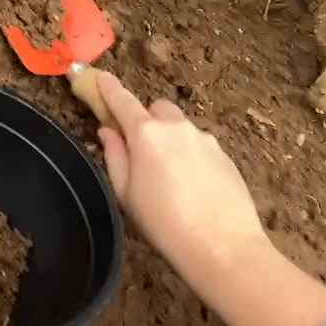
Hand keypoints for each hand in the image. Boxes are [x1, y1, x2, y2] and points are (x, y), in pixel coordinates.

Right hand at [94, 72, 268, 283]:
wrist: (225, 248)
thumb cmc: (164, 224)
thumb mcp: (126, 194)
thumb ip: (114, 156)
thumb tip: (108, 131)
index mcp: (146, 133)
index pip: (122, 100)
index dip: (108, 88)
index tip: (100, 77)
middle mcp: (176, 127)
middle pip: (155, 109)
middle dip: (145, 121)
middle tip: (140, 151)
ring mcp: (205, 139)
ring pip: (179, 127)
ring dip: (170, 139)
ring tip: (170, 178)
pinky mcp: (225, 155)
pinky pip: (199, 145)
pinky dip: (190, 155)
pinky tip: (193, 188)